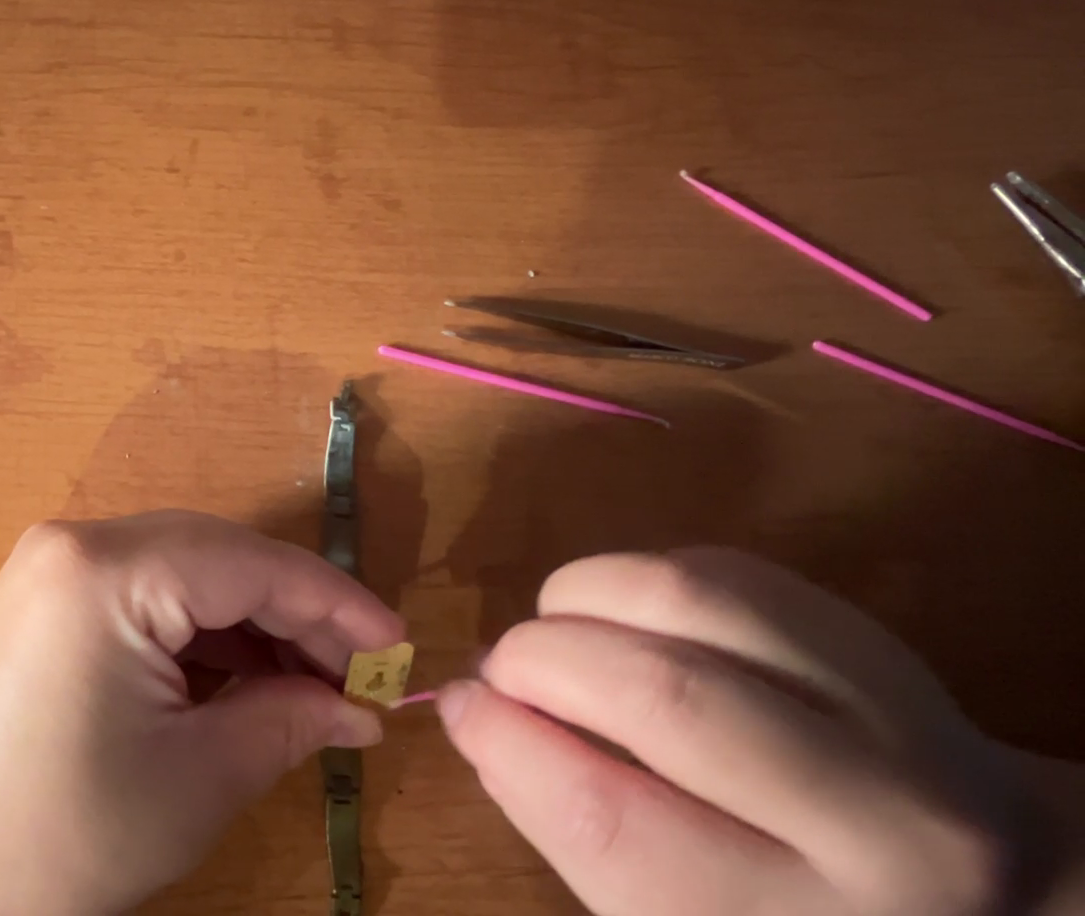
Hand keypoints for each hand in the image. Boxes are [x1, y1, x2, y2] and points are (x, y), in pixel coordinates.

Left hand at [0, 511, 403, 915]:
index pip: (250, 564)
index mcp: (108, 571)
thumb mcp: (197, 779)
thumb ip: (290, 721)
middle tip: (363, 675)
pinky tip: (250, 676)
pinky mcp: (53, 592)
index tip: (397, 648)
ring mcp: (59, 562)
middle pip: (220, 557)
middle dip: (297, 613)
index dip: (335, 604)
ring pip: (189, 571)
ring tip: (317, 685)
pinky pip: (151, 592)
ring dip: (255, 624)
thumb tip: (361, 708)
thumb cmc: (64, 830)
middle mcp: (80, 541)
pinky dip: (205, 631)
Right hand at [437, 548, 1067, 915]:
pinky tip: (625, 618)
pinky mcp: (880, 638)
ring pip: (696, 598)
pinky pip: (724, 570)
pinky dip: (637, 579)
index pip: (612, 820)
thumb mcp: (679, 914)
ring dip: (582, 596)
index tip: (461, 705)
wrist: (991, 888)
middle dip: (540, 658)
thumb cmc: (788, 907)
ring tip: (558, 628)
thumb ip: (573, 828)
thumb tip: (473, 713)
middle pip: (664, 693)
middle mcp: (879, 830)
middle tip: (504, 666)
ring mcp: (899, 716)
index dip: (507, 744)